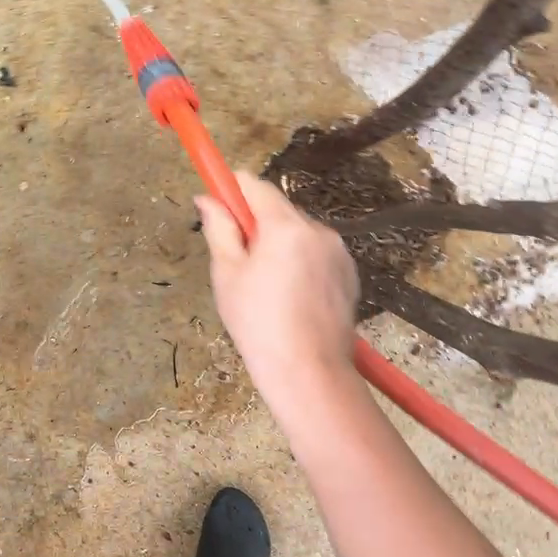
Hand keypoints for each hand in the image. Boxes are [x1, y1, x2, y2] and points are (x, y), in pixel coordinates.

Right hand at [195, 174, 358, 400]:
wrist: (308, 370)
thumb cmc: (257, 321)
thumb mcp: (226, 273)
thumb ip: (219, 228)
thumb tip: (208, 199)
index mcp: (286, 227)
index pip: (256, 186)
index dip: (232, 189)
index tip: (215, 204)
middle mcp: (318, 231)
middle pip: (278, 210)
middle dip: (254, 223)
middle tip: (236, 259)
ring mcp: (339, 252)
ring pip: (297, 232)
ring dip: (277, 243)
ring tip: (263, 283)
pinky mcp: (349, 273)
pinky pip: (315, 253)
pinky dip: (298, 260)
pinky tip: (288, 294)